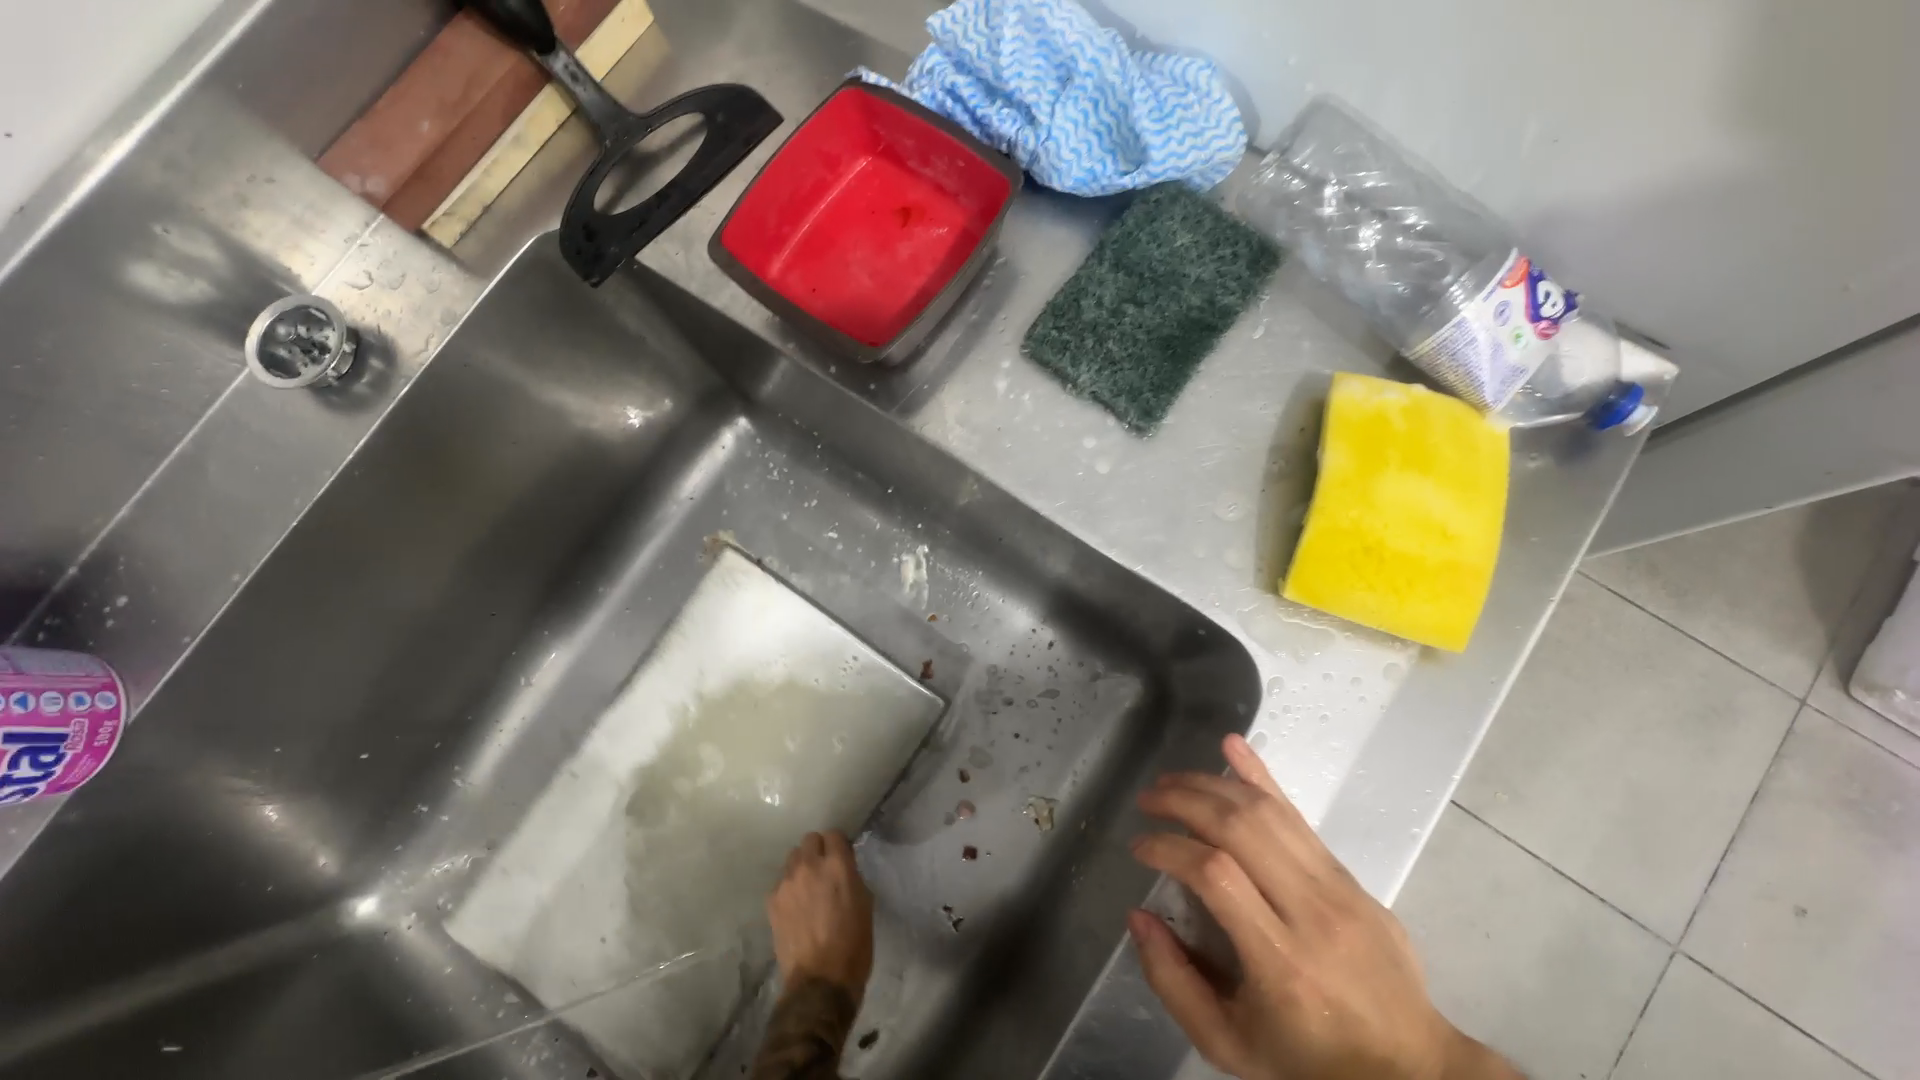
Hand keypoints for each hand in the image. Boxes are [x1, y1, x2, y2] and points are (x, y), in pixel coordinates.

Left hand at [767, 830, 873, 1000]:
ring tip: (808, 888)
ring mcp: (786, 883)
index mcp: (837, 865)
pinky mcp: (772, 901)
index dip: (839, 845)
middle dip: (819, 850)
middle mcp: (809, 866)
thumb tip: (843, 870)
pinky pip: (782, 882)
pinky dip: (790, 888)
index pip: (834, 834)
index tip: (843, 858)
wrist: (820, 981)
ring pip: (793, 858)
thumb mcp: (865, 904)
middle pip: (810, 840)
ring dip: (802, 866)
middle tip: (825, 871)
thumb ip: (852, 877)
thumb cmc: (854, 945)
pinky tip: (796, 908)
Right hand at [1128, 734, 1517, 1079]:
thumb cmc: (1309, 1063)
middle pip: (1241, 829)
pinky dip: (1263, 779)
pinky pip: (1301, 819)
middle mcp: (1312, 913)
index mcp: (1280, 961)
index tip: (1139, 848)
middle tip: (1147, 800)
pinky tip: (1233, 748)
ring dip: (1214, 785)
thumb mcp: (1229, 1044)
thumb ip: (1174, 982)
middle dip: (1185, 801)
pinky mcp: (1353, 879)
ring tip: (1173, 782)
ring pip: (1271, 813)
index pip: (1215, 874)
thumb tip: (1138, 916)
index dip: (1169, 849)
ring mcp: (1340, 890)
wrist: (1411, 1071)